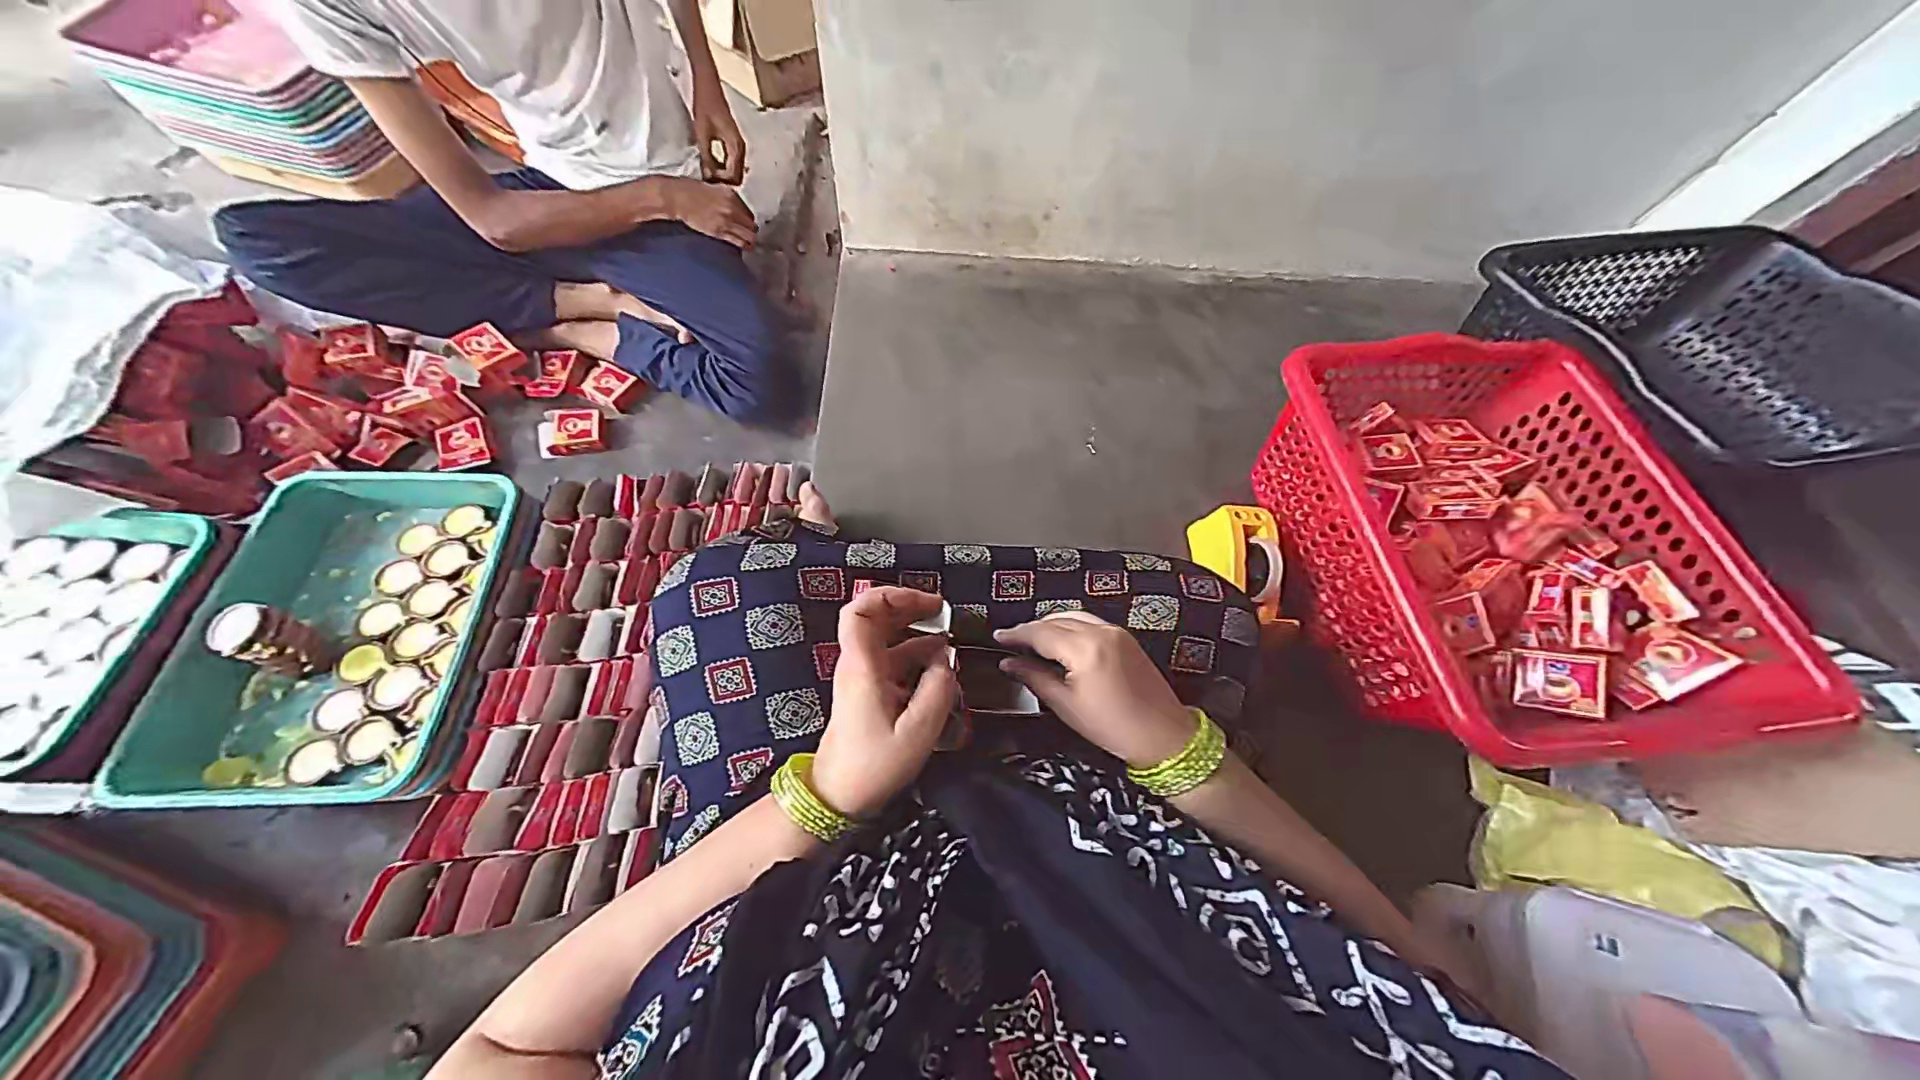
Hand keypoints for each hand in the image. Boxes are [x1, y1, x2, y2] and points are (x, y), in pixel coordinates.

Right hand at [663, 177, 756, 249]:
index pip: (749, 212)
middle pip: (751, 224)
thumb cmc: (693, 192)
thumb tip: (739, 210)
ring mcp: (726, 220)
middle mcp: (732, 207)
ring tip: (751, 244)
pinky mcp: (719, 231)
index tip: (747, 225)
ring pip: (748, 235)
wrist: (678, 198)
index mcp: (732, 195)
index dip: (749, 220)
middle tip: (751, 236)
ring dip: (751, 240)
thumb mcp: (716, 189)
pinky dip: (744, 245)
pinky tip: (746, 248)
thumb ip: (730, 199)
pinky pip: (738, 241)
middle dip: (752, 231)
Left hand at [692, 85, 745, 184]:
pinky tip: (710, 165)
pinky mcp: (734, 145)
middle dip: (723, 181)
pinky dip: (723, 168)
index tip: (706, 177)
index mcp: (736, 147)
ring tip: (707, 171)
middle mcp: (741, 149)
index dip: (720, 181)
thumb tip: (708, 178)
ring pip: (735, 172)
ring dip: (722, 175)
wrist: (708, 86)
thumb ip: (707, 158)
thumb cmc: (705, 105)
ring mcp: (739, 147)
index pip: (734, 176)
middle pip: (737, 177)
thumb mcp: (702, 133)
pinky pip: (732, 164)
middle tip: (706, 177)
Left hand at [810, 587, 957, 818]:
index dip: (891, 595)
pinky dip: (915, 656)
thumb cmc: (872, 766)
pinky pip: (892, 660)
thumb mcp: (917, 732)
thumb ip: (938, 690)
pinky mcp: (868, 691)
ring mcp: (862, 677)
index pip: (861, 610)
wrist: (838, 796)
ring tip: (947, 639)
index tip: (925, 601)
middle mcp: (858, 665)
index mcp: (863, 667)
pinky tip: (938, 666)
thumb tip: (947, 661)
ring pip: (886, 638)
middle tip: (941, 610)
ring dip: (916, 632)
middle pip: (875, 616)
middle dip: (909, 606)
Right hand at [996, 612, 1195, 767]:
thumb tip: (1009, 662)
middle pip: (1055, 620)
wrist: (1162, 734)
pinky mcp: (1125, 636)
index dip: (1016, 634)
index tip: (998, 637)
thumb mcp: (1066, 704)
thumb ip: (1034, 677)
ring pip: (1072, 616)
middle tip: (1011, 641)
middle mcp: (1100, 632)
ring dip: (1050, 624)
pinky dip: (1069, 625)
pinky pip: (1089, 621)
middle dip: (1031, 628)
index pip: (1040, 633)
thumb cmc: (1111, 726)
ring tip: (1032, 639)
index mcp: (1084, 649)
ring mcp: (1115, 631)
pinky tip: (1059, 639)